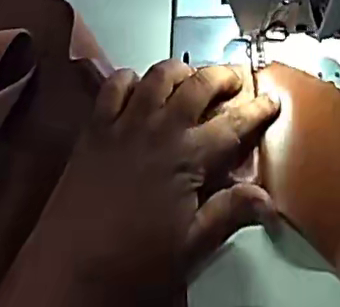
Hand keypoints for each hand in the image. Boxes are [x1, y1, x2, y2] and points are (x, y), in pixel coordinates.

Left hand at [0, 60, 281, 306]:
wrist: (69, 269)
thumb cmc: (134, 263)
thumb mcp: (189, 247)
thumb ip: (228, 213)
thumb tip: (266, 197)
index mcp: (188, 157)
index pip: (233, 124)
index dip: (256, 110)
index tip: (270, 100)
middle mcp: (160, 127)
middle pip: (200, 84)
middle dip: (223, 75)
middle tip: (235, 79)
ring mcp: (126, 121)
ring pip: (160, 74)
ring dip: (181, 70)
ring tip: (192, 76)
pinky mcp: (97, 124)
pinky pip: (116, 84)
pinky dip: (132, 78)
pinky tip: (139, 87)